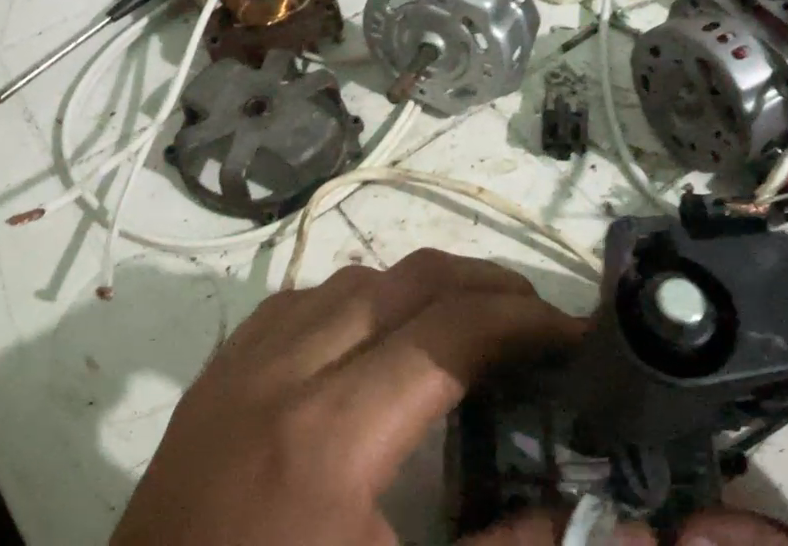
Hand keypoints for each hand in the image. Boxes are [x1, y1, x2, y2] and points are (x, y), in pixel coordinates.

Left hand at [111, 249, 586, 545]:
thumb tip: (571, 508)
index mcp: (331, 438)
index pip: (450, 333)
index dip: (524, 320)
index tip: (573, 331)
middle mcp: (283, 374)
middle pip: (405, 281)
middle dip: (484, 283)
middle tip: (535, 313)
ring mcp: (239, 366)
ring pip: (351, 278)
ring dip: (421, 286)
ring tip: (468, 317)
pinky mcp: (214, 376)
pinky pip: (297, 301)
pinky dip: (356, 298)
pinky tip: (376, 332)